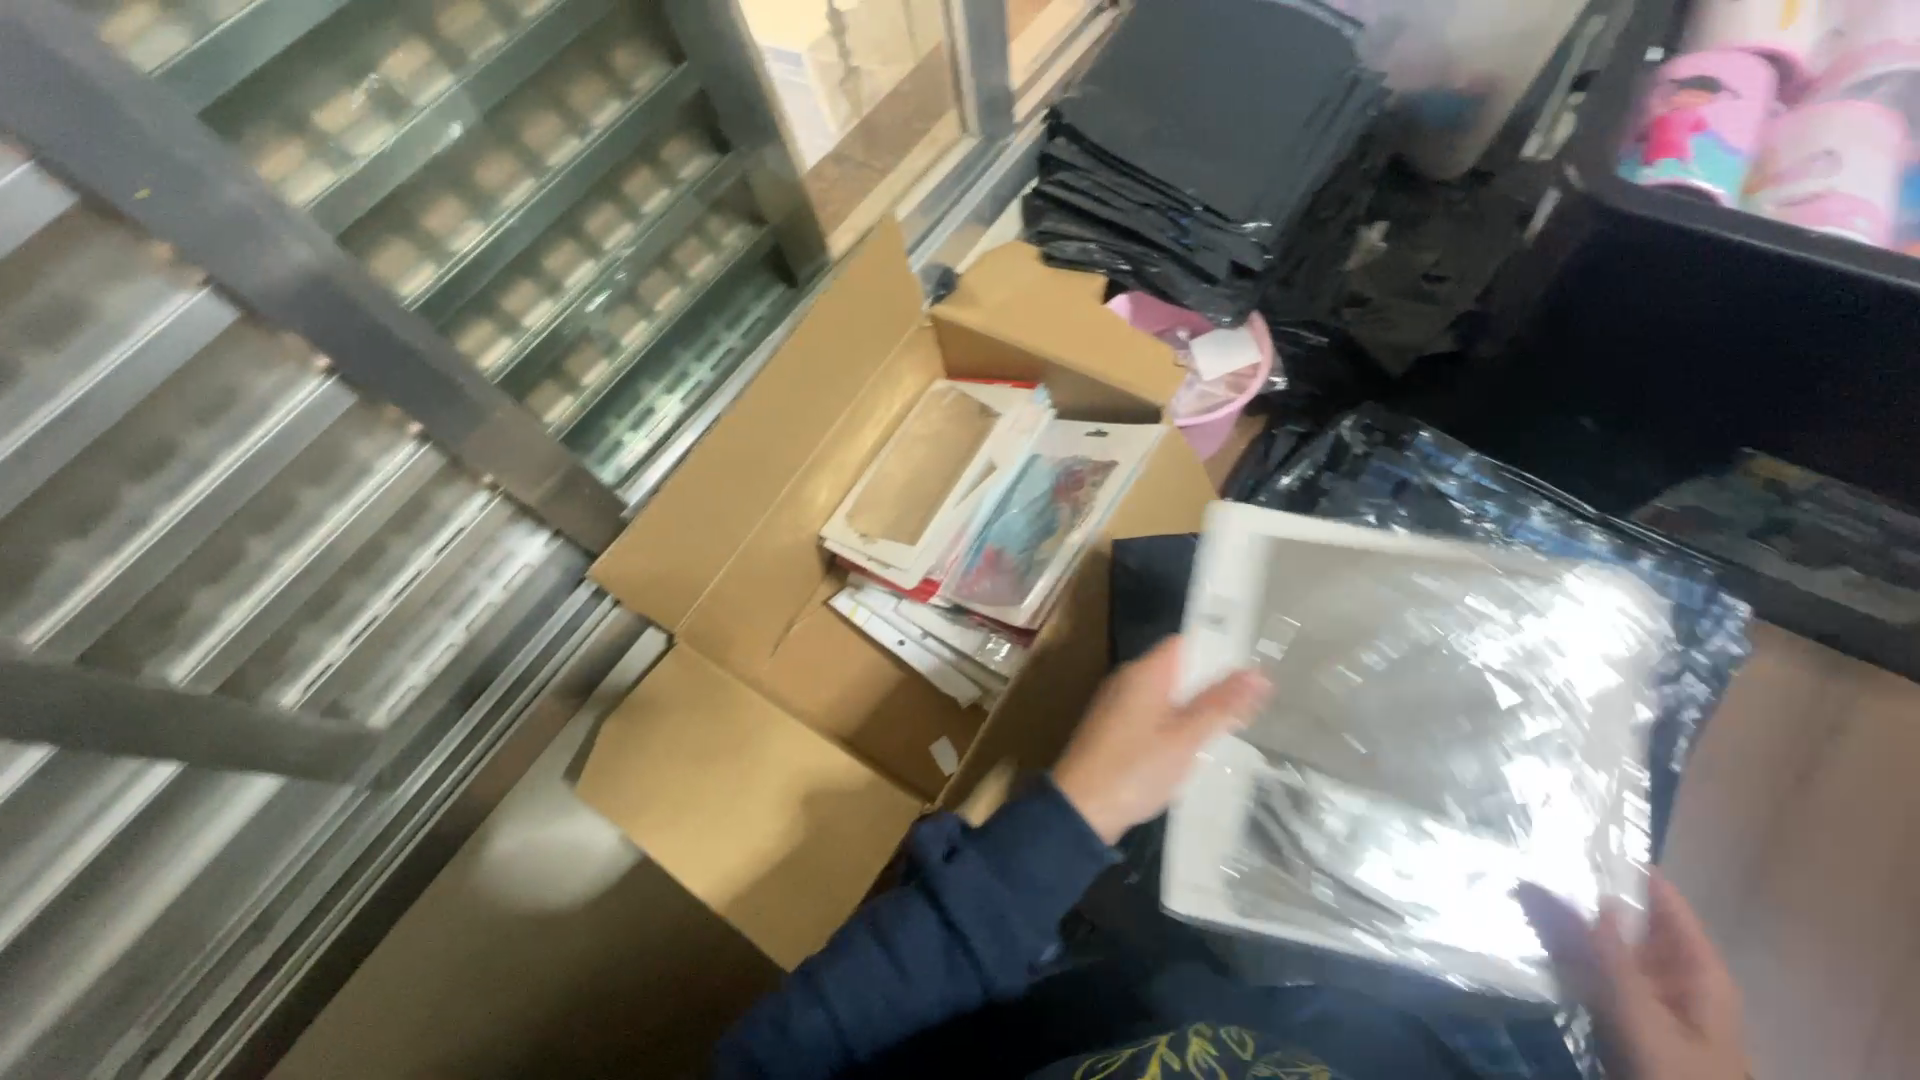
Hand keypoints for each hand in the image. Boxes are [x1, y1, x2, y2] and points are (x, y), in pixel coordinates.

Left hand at [1051, 635, 1269, 844]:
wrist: (1080, 809)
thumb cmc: (1135, 769)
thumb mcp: (1186, 739)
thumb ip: (1221, 705)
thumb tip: (1258, 673)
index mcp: (1144, 673)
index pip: (1185, 643)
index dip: (1217, 651)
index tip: (1248, 670)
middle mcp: (1127, 680)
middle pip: (1176, 670)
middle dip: (1209, 686)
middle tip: (1246, 707)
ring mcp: (1116, 705)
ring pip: (1164, 696)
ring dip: (1192, 710)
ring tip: (1226, 730)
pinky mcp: (1111, 730)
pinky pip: (1150, 716)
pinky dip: (1172, 726)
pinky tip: (1189, 750)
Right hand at [1517, 873, 1749, 1079]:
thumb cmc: (1674, 1073)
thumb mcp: (1641, 1016)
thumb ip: (1609, 956)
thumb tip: (1582, 890)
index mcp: (1696, 967)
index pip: (1661, 897)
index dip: (1621, 864)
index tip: (1571, 833)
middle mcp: (1673, 973)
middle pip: (1626, 917)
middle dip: (1580, 889)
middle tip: (1525, 856)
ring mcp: (1647, 995)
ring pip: (1603, 942)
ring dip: (1565, 920)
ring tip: (1515, 887)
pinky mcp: (1621, 1014)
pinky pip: (1590, 970)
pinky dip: (1562, 951)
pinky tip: (1527, 935)